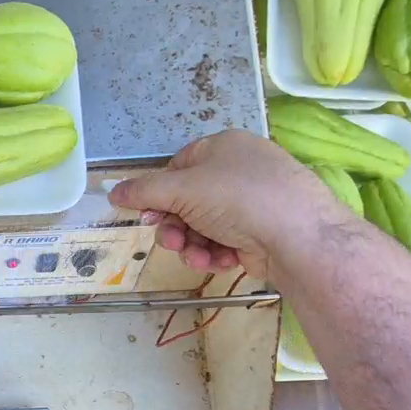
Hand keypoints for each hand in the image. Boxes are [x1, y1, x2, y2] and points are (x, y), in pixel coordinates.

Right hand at [108, 129, 345, 277]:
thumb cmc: (238, 199)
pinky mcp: (258, 231)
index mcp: (221, 147)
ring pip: (200, 227)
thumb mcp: (182, 189)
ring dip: (191, 246)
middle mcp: (236, 170)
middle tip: (171, 243)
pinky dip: (215, 254)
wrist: (298, 236)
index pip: (176, 169)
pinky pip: (221, 241)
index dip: (158, 195)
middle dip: (174, 228)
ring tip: (197, 258)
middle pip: (185, 202)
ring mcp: (249, 202)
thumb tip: (112, 192)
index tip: (149, 216)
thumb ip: (143, 192)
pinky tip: (221, 261)